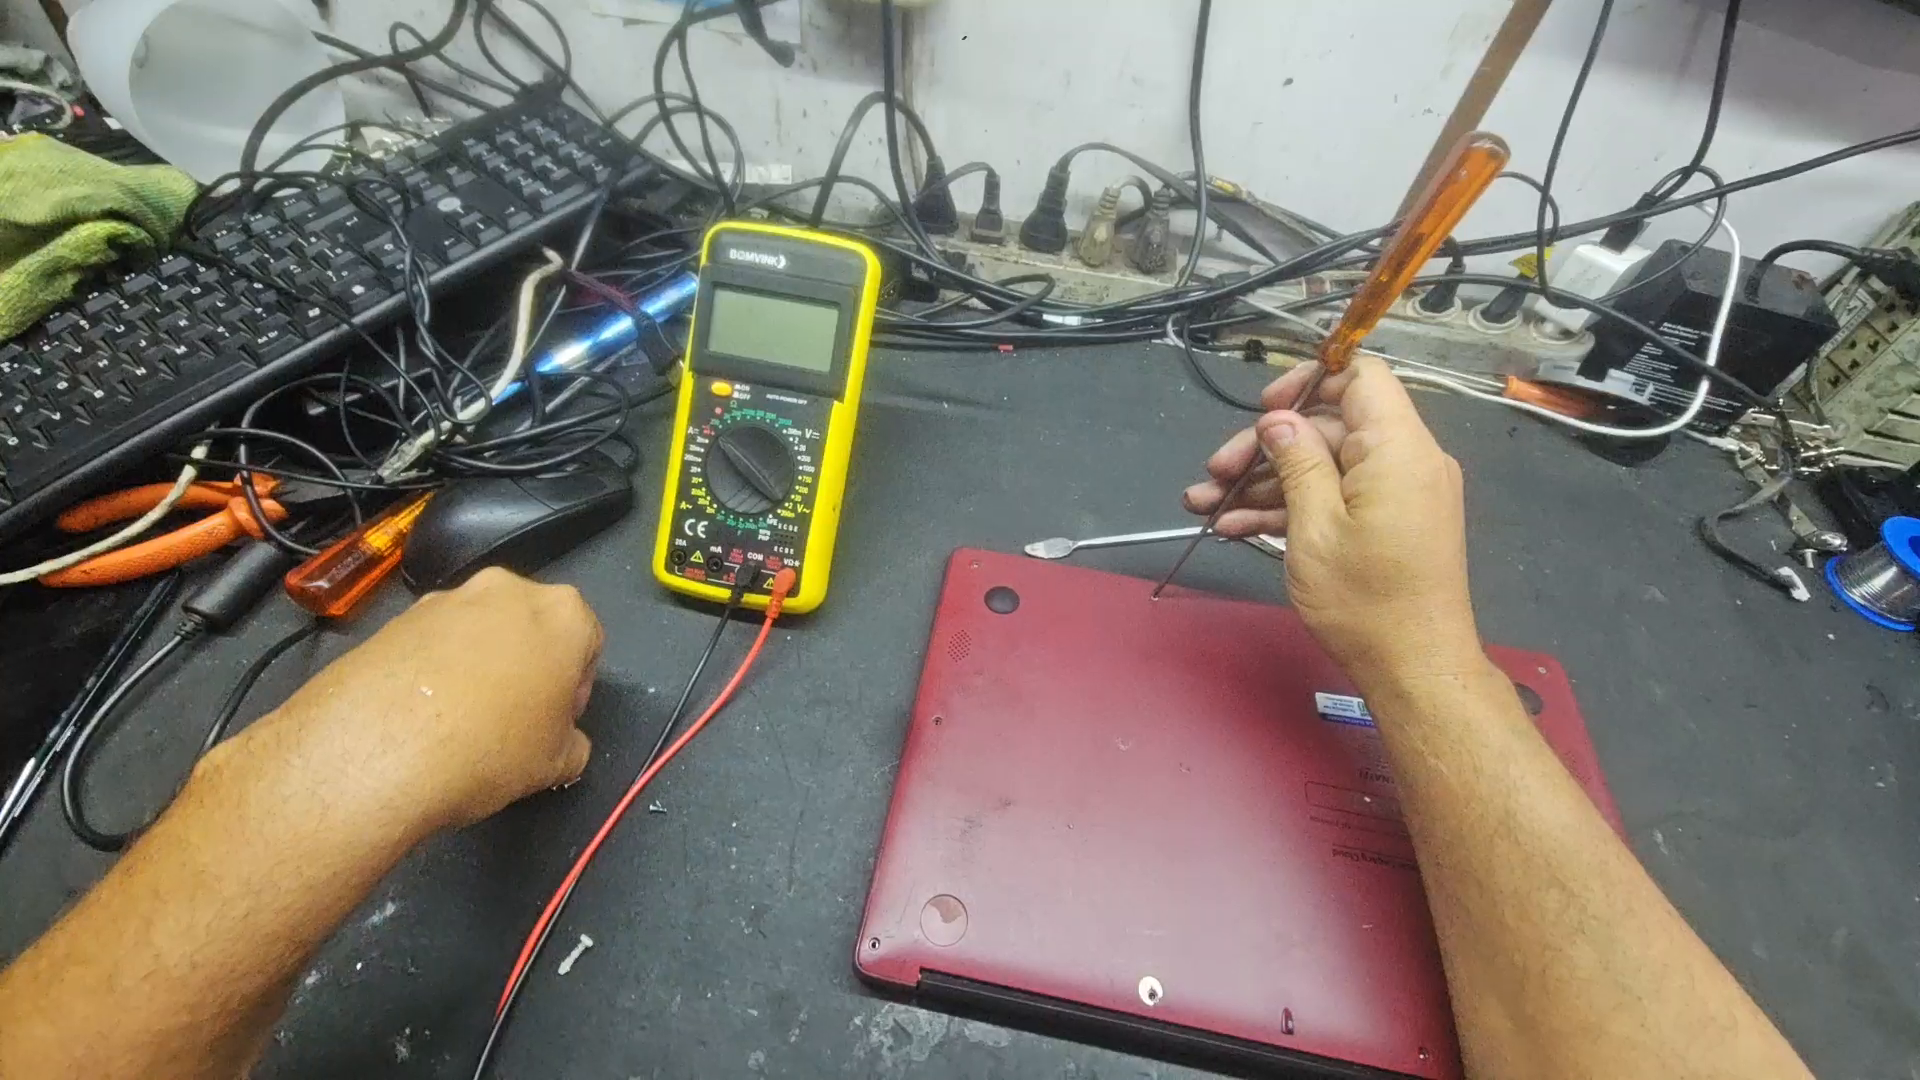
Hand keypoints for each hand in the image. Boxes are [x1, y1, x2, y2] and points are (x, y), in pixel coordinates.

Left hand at [231, 568, 603, 833]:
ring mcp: (444, 601)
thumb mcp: (558, 762)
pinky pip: (430, 646)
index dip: (575, 689)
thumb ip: (573, 743)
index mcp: (564, 612)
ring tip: (459, 723)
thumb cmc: (490, 748)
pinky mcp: (390, 621)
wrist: (367, 756)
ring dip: (480, 667)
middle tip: (513, 720)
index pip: (589, 643)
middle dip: (529, 667)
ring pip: (479, 634)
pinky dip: (433, 673)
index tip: (555, 722)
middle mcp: (508, 591)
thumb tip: (561, 745)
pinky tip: (420, 720)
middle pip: (532, 629)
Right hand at [1182, 357, 1484, 686]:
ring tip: (1205, 505)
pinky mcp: (1381, 521)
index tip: (1265, 408)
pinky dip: (1285, 508)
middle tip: (1213, 474)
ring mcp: (1392, 493)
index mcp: (1396, 449)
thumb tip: (1278, 420)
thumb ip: (1296, 462)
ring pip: (1319, 467)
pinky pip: (1331, 497)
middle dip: (1264, 448)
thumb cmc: (1364, 599)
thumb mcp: (1314, 526)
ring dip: (1261, 483)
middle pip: (1326, 428)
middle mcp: (1402, 461)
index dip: (1309, 381)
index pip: (1361, 377)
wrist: (1412, 666)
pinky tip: (1234, 526)